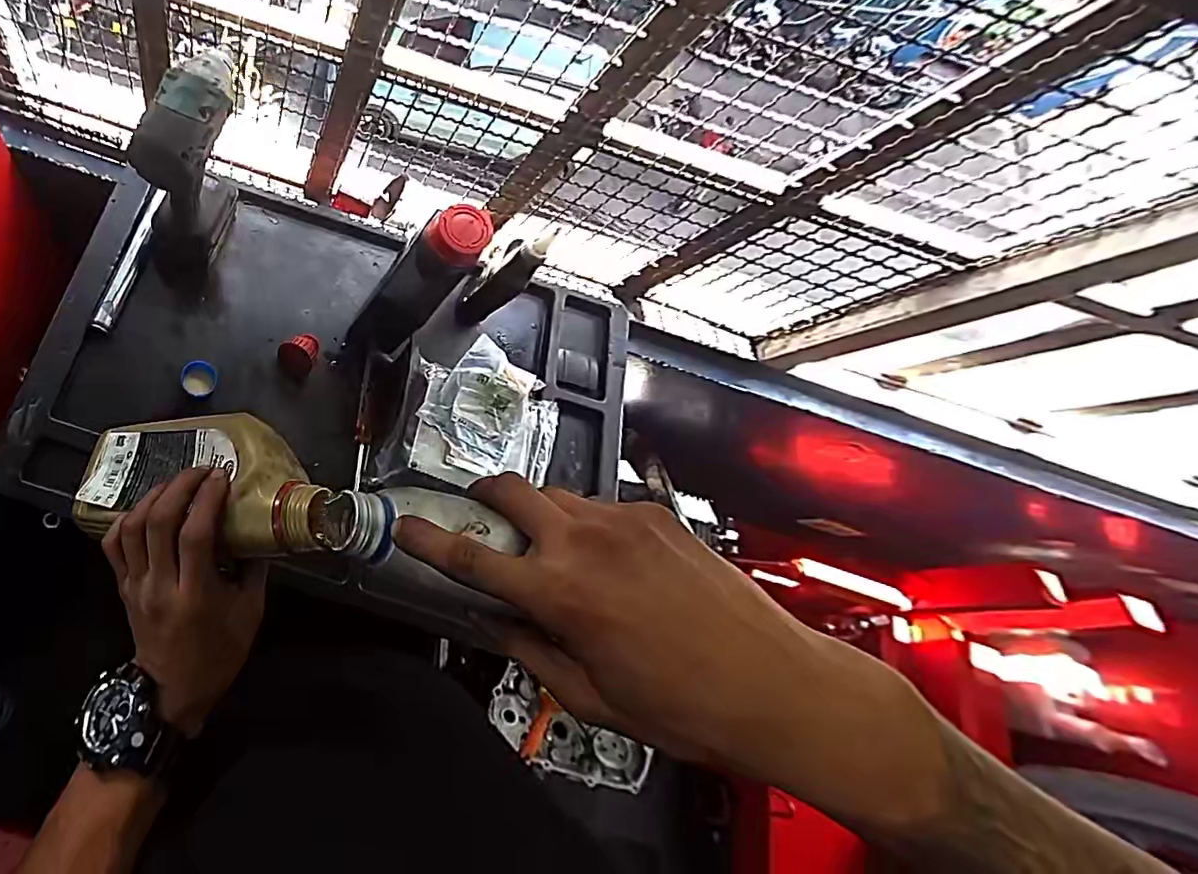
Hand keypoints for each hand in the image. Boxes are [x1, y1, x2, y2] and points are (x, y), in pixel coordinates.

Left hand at [103, 467, 267, 737]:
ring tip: (175, 483)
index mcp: (195, 594)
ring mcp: (136, 585)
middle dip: (180, 486)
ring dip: (153, 496)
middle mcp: (160, 585)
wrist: (170, 693)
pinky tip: (145, 507)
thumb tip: (258, 530)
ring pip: (132, 527)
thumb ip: (254, 570)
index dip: (207, 499)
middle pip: (159, 521)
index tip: (221, 477)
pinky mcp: (122, 587)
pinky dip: (126, 519)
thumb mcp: (249, 615)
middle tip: (200, 471)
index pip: (195, 534)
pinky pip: (113, 545)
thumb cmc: (217, 655)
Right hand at [394, 474, 949, 836]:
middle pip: (508, 489)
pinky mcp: (655, 515)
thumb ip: (530, 651)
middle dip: (482, 496)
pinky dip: (584, 523)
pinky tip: (606, 559)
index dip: (429, 539)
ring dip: (536, 512)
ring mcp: (623, 521)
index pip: (472, 557)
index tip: (406, 526)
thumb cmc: (691, 708)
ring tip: (551, 548)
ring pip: (552, 494)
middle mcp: (586, 543)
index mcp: (563, 594)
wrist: (791, 692)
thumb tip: (494, 621)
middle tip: (480, 515)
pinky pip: (598, 506)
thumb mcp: (594, 699)